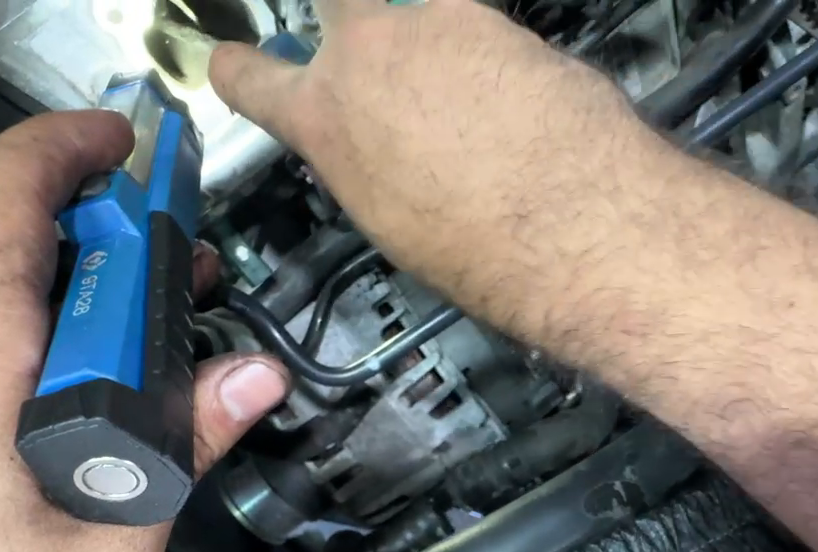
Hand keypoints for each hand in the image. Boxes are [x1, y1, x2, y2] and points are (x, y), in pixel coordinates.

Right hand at [209, 0, 673, 318]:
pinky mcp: (505, 23)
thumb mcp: (398, 231)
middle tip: (375, 60)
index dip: (240, 73)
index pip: (250, 77)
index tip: (235, 67)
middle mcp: (372, 52)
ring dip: (437, 56)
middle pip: (336, 4)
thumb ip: (373, 171)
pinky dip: (494, 68)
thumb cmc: (490, 259)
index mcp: (329, 119)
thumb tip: (384, 160)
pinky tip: (519, 113)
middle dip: (347, 28)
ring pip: (419, 19)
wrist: (581, 231)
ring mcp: (439, 25)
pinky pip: (484, 36)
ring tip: (474, 117)